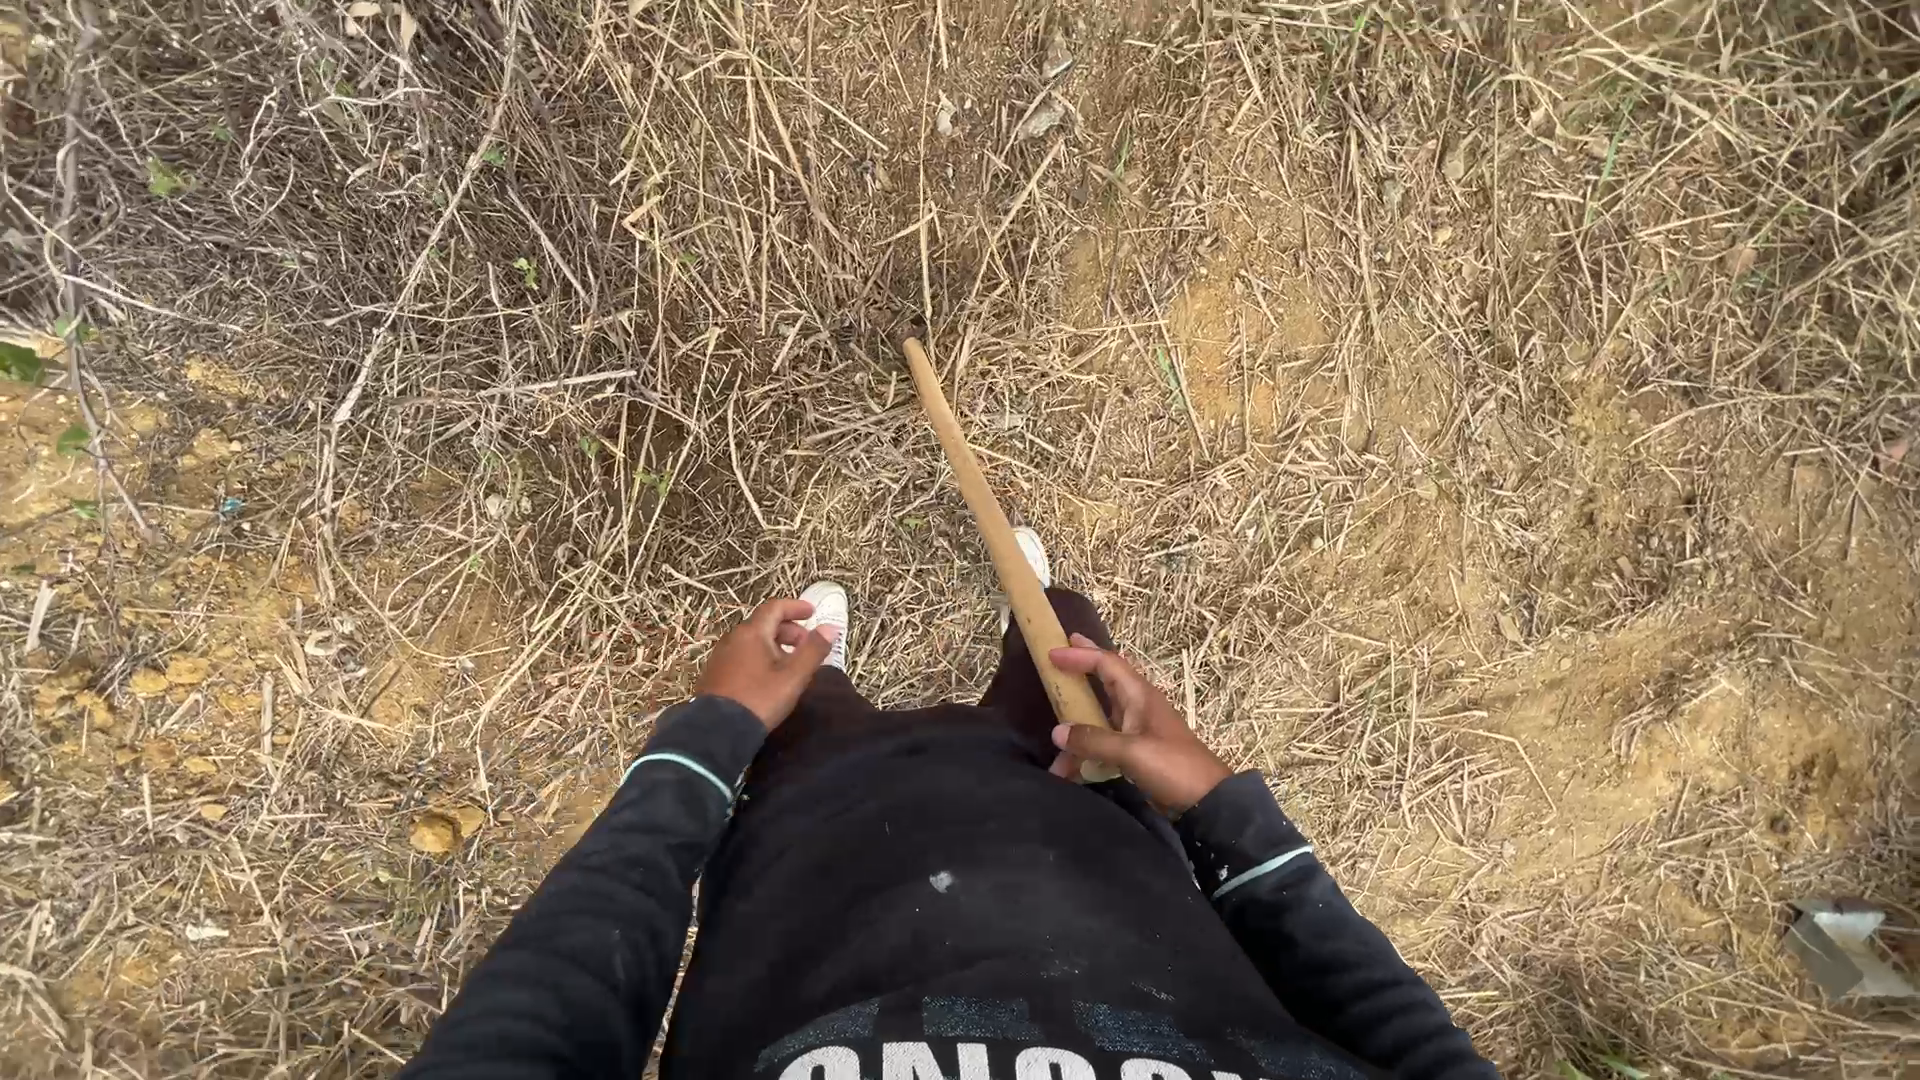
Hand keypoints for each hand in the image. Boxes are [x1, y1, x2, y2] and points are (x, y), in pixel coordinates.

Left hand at [694, 598, 838, 728]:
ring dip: (776, 644)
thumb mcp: (794, 676)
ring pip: (753, 640)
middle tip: (806, 644)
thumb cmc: (759, 699)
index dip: (795, 607)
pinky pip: (743, 654)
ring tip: (791, 662)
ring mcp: (721, 656)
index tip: (812, 612)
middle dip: (789, 629)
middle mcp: (733, 638)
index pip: (775, 607)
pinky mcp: (716, 673)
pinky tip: (769, 676)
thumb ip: (814, 650)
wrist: (717, 731)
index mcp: (752, 633)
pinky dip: (761, 655)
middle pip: (764, 623)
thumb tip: (830, 628)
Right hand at [1047, 633, 1232, 811]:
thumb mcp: (1132, 752)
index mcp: (1139, 695)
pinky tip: (1070, 772)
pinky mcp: (1137, 751)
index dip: (1079, 655)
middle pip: (1104, 680)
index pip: (1106, 663)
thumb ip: (1093, 740)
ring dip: (1077, 729)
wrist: (1208, 802)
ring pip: (1100, 716)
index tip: (1052, 653)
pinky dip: (1087, 753)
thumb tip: (1057, 732)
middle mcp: (1137, 706)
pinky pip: (1104, 742)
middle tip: (1057, 656)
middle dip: (1081, 668)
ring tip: (1054, 747)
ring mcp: (1137, 729)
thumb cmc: (1174, 767)